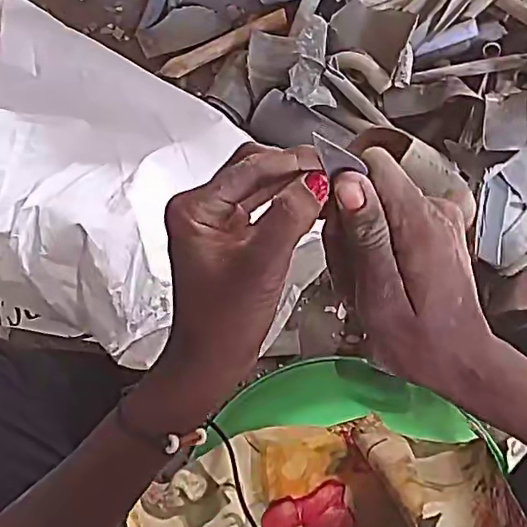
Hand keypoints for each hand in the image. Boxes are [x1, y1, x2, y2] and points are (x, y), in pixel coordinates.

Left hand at [150, 144, 326, 416]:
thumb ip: (290, 217)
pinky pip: (263, 206)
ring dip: (294, 184)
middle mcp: (200, 210)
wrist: (211, 363)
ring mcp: (215, 222)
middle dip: (294, 168)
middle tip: (332, 170)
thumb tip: (316, 182)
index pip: (248, 167)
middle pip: (253, 169)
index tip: (326, 163)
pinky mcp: (230, 236)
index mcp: (194, 210)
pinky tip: (313, 204)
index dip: (292, 162)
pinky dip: (289, 203)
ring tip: (328, 184)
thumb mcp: (262, 266)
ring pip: (260, 186)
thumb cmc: (220, 327)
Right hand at [324, 147, 501, 405]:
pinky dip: (376, 239)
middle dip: (347, 220)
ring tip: (366, 276)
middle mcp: (436, 210)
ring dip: (359, 235)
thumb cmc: (421, 343)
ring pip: (376, 201)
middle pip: (371, 184)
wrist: (461, 363)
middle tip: (351, 266)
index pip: (371, 163)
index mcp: (420, 222)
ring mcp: (439, 217)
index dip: (342, 186)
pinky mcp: (436, 227)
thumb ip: (365, 235)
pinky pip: (391, 215)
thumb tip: (349, 182)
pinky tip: (379, 271)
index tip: (335, 222)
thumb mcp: (380, 295)